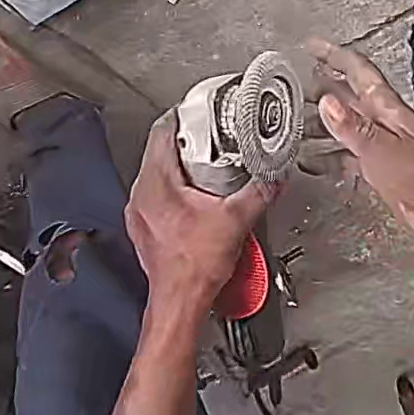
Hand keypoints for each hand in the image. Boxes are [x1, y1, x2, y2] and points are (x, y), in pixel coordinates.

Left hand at [125, 111, 277, 318]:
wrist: (180, 303)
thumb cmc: (195, 268)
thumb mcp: (236, 220)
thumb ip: (258, 192)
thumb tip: (273, 177)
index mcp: (156, 184)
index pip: (161, 132)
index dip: (180, 116)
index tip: (195, 111)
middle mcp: (142, 195)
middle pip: (158, 150)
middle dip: (184, 140)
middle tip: (207, 135)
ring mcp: (139, 212)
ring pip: (156, 172)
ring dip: (178, 164)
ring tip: (203, 162)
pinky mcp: (144, 227)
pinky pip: (155, 193)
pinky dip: (173, 187)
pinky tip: (194, 195)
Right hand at [307, 38, 413, 247]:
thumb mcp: (387, 150)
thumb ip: (354, 127)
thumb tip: (327, 103)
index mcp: (387, 109)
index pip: (357, 71)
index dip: (333, 55)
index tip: (312, 46)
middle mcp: (383, 122)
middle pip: (347, 95)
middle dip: (321, 86)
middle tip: (294, 83)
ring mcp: (381, 145)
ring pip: (344, 125)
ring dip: (320, 121)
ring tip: (295, 121)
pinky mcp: (379, 169)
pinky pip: (346, 156)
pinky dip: (327, 155)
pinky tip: (312, 160)